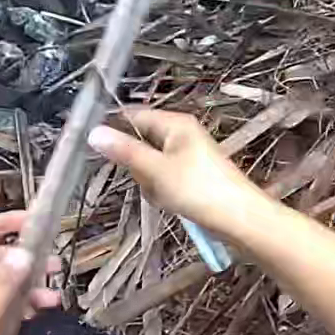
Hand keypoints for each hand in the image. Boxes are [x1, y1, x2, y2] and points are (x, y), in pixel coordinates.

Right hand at [87, 108, 274, 242]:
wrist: (240, 219)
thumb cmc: (199, 190)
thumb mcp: (156, 170)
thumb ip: (124, 152)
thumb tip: (93, 133)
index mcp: (175, 123)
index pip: (133, 115)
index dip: (113, 129)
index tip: (94, 148)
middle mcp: (181, 133)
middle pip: (140, 141)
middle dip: (137, 165)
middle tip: (148, 180)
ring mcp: (187, 154)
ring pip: (150, 163)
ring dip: (149, 182)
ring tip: (163, 194)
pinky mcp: (192, 174)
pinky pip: (163, 177)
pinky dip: (162, 190)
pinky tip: (171, 202)